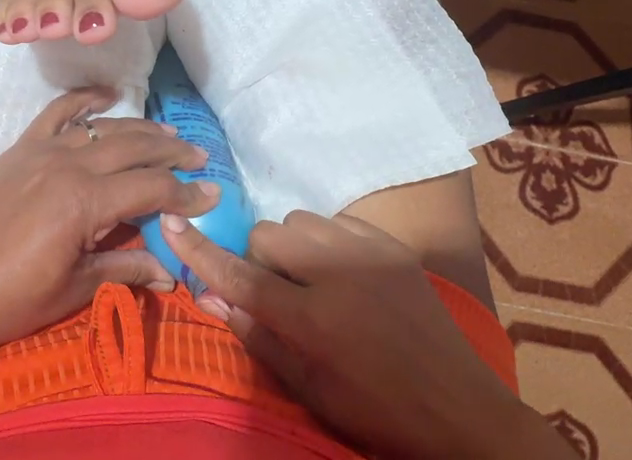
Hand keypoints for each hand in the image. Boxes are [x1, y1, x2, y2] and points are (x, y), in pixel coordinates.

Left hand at [0, 89, 218, 360]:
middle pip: (134, 148)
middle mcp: (68, 165)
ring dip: (139, 128)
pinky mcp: (20, 148)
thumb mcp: (72, 290)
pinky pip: (58, 112)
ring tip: (168, 134)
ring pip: (103, 127)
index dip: (186, 192)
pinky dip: (84, 99)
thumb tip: (171, 271)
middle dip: (172, 151)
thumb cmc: (7, 300)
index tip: (213, 194)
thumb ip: (124, 268)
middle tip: (200, 158)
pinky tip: (108, 95)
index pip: (151, 188)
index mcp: (84, 203)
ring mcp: (41, 150)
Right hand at [163, 210, 573, 459]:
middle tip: (279, 294)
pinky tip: (342, 273)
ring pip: (302, 220)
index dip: (200, 251)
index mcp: (314, 319)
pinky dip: (326, 241)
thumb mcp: (311, 389)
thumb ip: (258, 337)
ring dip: (293, 246)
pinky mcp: (392, 246)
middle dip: (261, 258)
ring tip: (312, 282)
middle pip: (270, 233)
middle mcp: (338, 273)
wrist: (461, 410)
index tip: (170, 223)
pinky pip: (337, 222)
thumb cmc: (377, 412)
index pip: (241, 276)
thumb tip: (210, 298)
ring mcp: (369, 253)